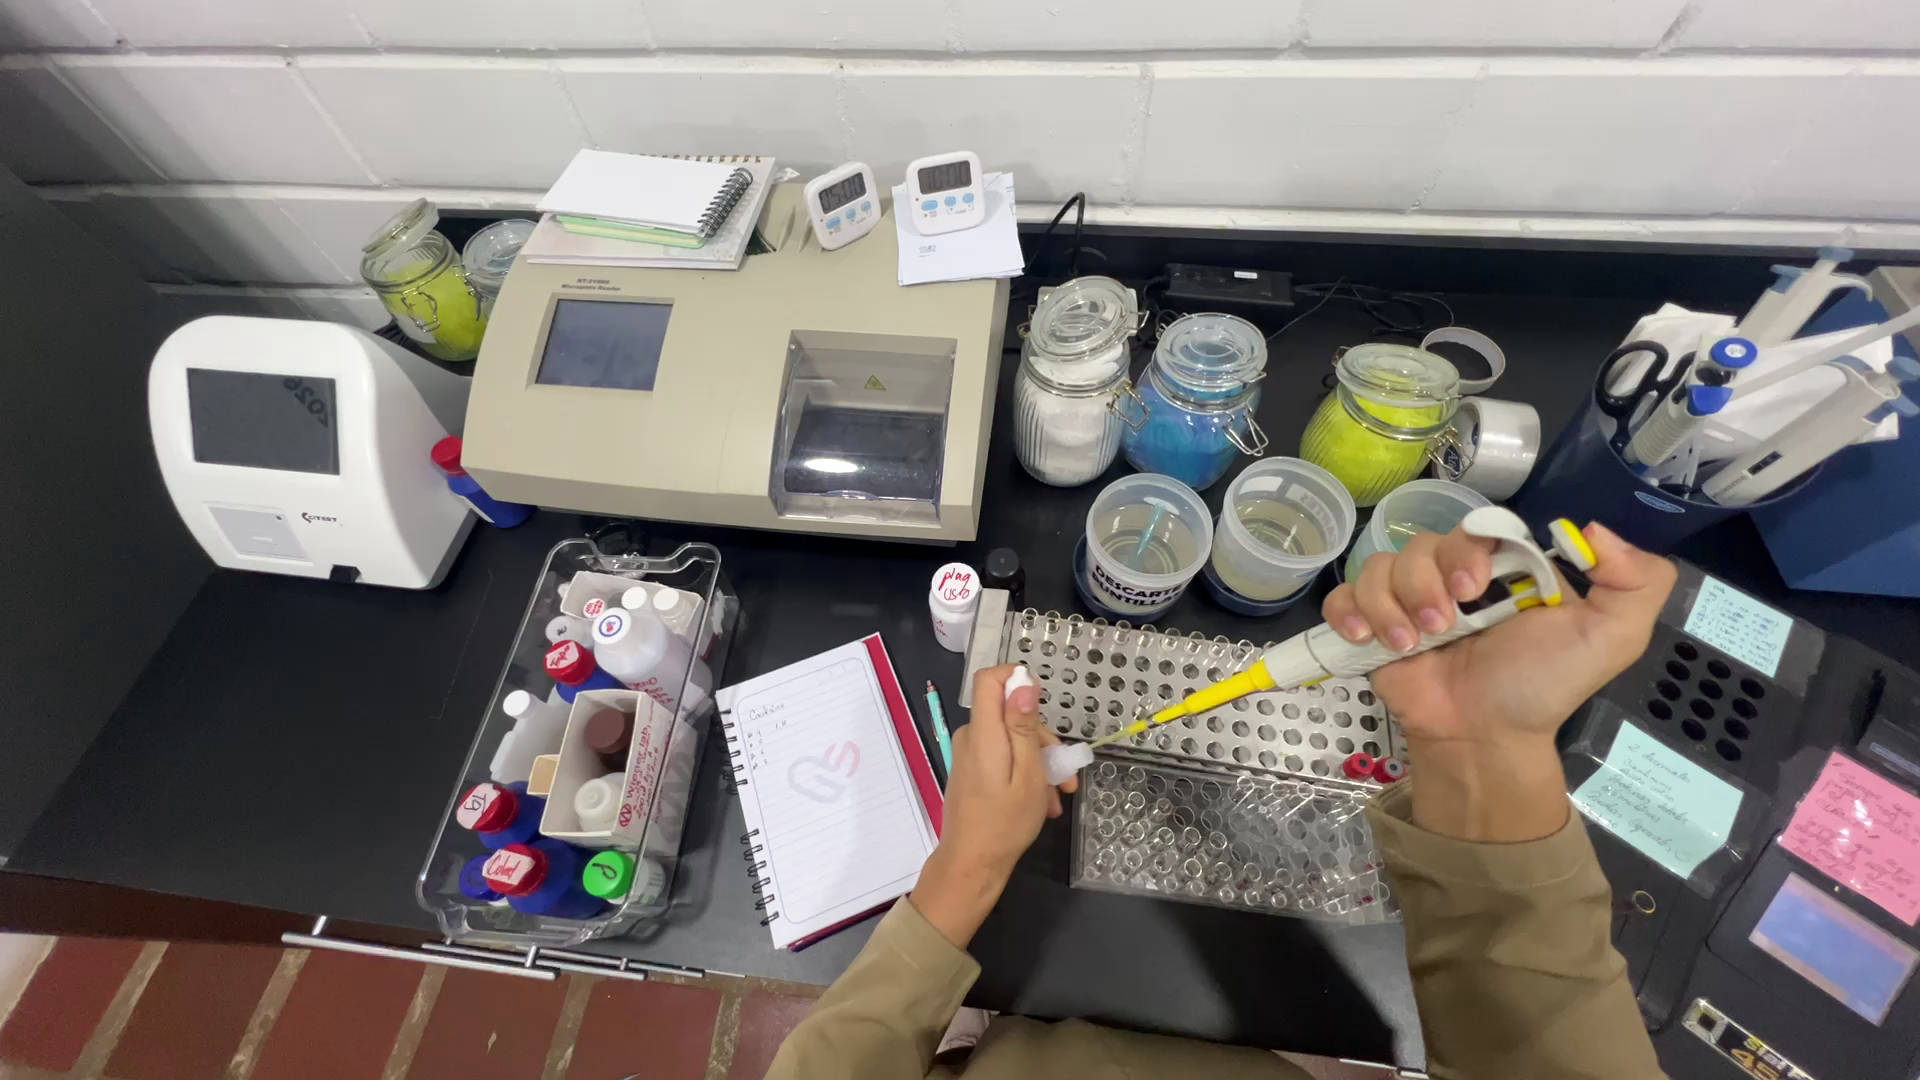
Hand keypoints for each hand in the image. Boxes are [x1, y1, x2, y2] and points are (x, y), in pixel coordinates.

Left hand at [909, 664, 1078, 946]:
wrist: (972, 865)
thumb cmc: (1005, 822)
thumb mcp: (1028, 773)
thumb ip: (1024, 726)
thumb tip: (1023, 681)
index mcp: (983, 732)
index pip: (988, 679)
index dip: (1016, 679)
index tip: (1041, 704)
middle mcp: (971, 736)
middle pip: (1008, 713)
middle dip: (1041, 737)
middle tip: (1065, 772)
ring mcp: (969, 754)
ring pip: (1010, 739)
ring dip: (1038, 762)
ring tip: (1059, 796)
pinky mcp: (972, 769)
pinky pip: (1002, 757)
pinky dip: (1024, 772)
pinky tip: (1043, 802)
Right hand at [1321, 521, 1674, 839]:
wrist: (1480, 735)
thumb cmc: (1539, 685)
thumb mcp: (1610, 637)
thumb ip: (1635, 580)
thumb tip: (1590, 527)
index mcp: (1499, 570)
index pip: (1470, 529)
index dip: (1462, 551)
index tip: (1472, 590)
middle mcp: (1447, 578)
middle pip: (1416, 546)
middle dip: (1423, 587)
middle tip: (1442, 628)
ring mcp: (1402, 600)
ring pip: (1376, 569)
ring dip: (1388, 608)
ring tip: (1408, 646)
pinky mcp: (1367, 623)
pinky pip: (1342, 597)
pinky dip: (1347, 614)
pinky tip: (1365, 638)